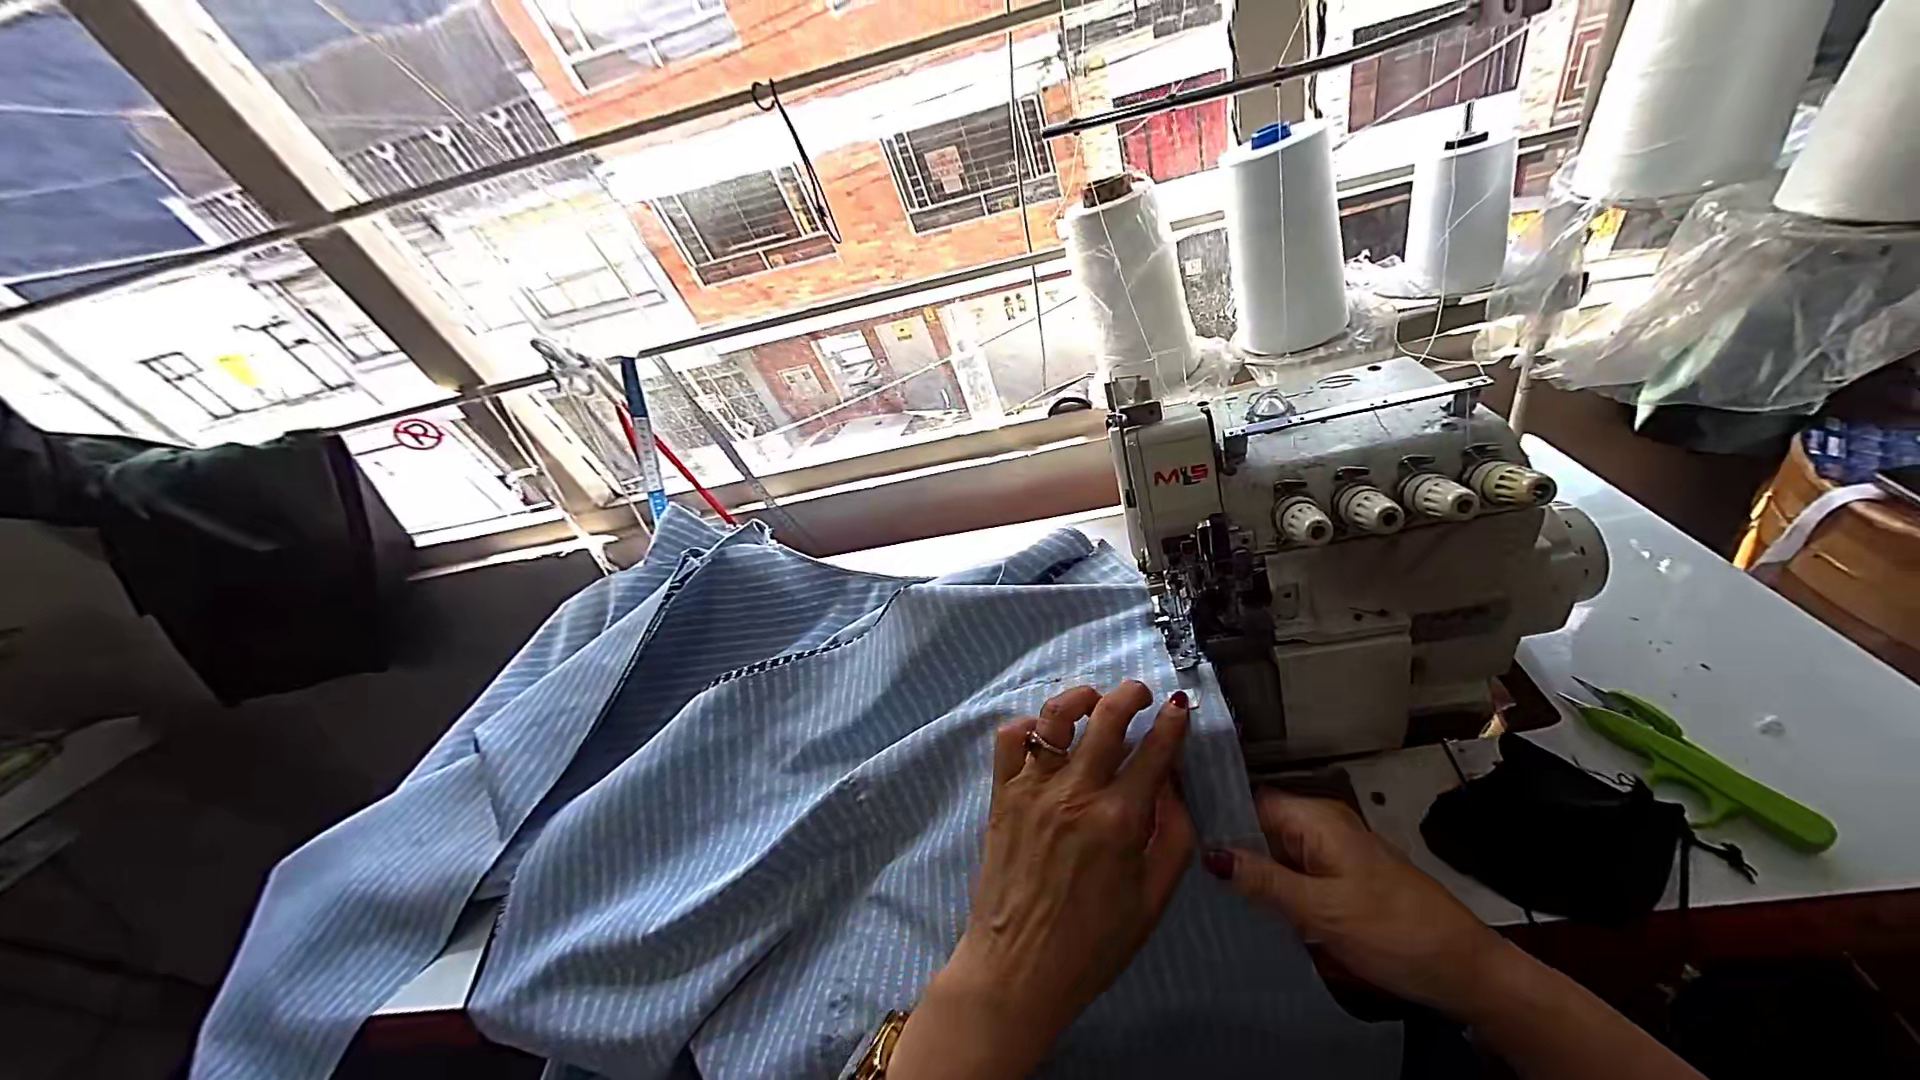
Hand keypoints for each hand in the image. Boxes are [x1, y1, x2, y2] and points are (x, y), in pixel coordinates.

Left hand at [888, 682, 1194, 1079]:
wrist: (1017, 968)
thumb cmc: (1092, 943)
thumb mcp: (1153, 900)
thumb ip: (1174, 838)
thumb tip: (1174, 785)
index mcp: (1119, 821)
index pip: (1155, 753)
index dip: (1173, 723)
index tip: (1181, 706)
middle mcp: (1076, 793)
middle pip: (1107, 718)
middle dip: (1131, 694)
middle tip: (1141, 692)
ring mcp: (1033, 789)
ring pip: (1055, 718)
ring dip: (1080, 698)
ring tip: (1093, 700)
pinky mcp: (1002, 794)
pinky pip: (1010, 740)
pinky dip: (1028, 725)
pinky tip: (1045, 733)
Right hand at [1204, 790, 1508, 1015]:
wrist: (1468, 972)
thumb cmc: (1396, 932)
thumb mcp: (1321, 909)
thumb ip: (1263, 879)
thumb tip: (1211, 853)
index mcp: (1315, 816)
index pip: (1248, 801)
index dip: (1216, 817)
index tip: (1180, 835)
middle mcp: (1321, 824)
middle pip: (1258, 826)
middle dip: (1230, 848)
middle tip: (1191, 872)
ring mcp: (1331, 851)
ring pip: (1273, 851)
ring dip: (1251, 871)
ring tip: (1211, 890)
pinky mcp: (1339, 877)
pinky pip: (1292, 870)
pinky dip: (1273, 885)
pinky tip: (1254, 906)